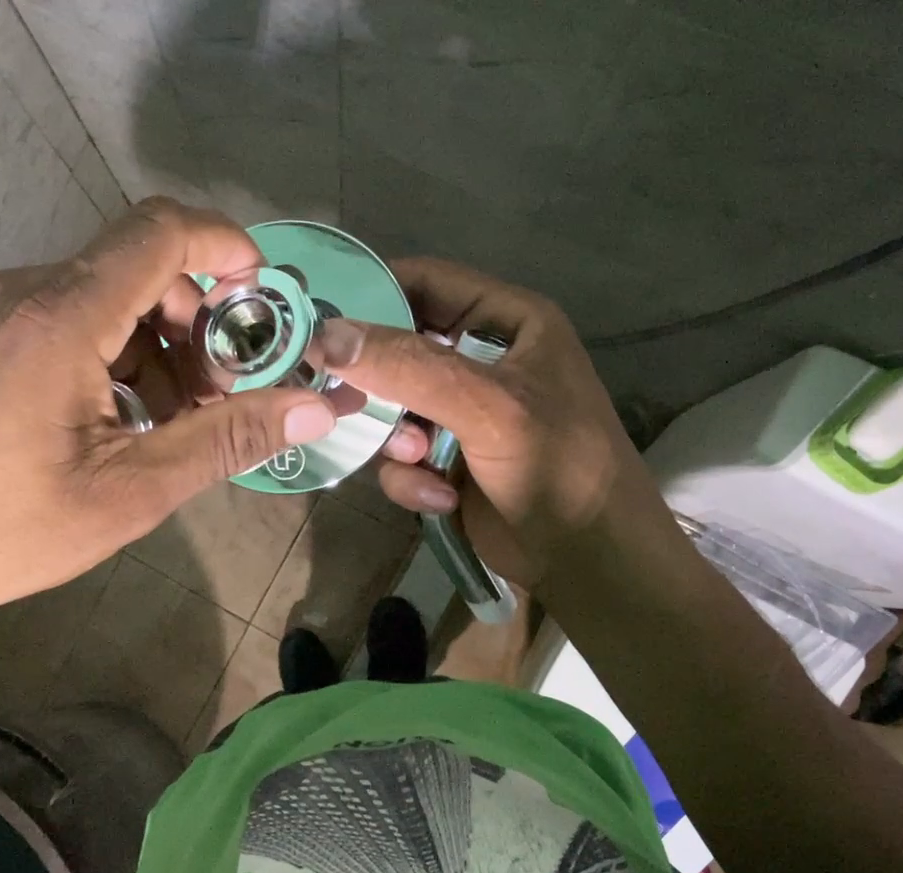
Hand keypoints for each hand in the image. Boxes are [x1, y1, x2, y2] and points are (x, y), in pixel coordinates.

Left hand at [0, 198, 341, 658]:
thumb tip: (317, 406)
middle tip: (224, 395)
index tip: (266, 301)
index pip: (161, 231)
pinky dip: (117, 356)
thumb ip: (226, 439)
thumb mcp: (131, 492)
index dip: (227, 248)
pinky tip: (124, 424)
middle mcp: (26, 295)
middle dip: (199, 320)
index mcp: (60, 317)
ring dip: (160, 346)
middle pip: (139, 266)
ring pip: (108, 297)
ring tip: (176, 424)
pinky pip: (73, 322)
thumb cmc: (8, 533)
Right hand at [317, 257, 657, 589]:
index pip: (425, 282)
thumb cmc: (556, 467)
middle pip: (396, 349)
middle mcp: (479, 360)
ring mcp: (459, 414)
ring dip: (394, 440)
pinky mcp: (445, 462)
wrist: (588, 561)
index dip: (371, 291)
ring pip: (388, 409)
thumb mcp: (489, 407)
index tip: (314, 316)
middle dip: (372, 382)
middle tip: (335, 399)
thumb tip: (326, 337)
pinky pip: (399, 457)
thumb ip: (411, 368)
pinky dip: (409, 479)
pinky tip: (438, 499)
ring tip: (418, 460)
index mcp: (507, 322)